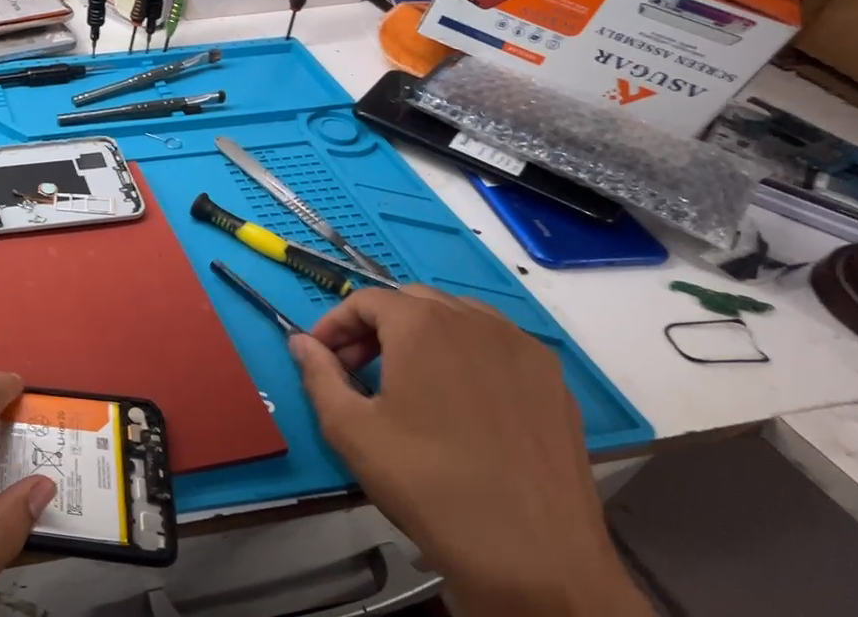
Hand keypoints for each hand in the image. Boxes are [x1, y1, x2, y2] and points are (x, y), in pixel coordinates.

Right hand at [289, 285, 650, 616]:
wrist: (534, 557)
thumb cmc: (428, 484)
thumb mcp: (351, 430)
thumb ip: (319, 375)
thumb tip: (302, 343)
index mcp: (423, 325)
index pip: (366, 300)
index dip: (335, 324)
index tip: (322, 357)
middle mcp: (476, 322)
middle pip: (413, 302)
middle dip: (377, 326)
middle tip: (357, 368)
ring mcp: (524, 350)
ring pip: (461, 317)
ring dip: (424, 334)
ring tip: (408, 380)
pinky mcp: (555, 383)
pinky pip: (500, 347)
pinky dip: (469, 354)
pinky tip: (461, 400)